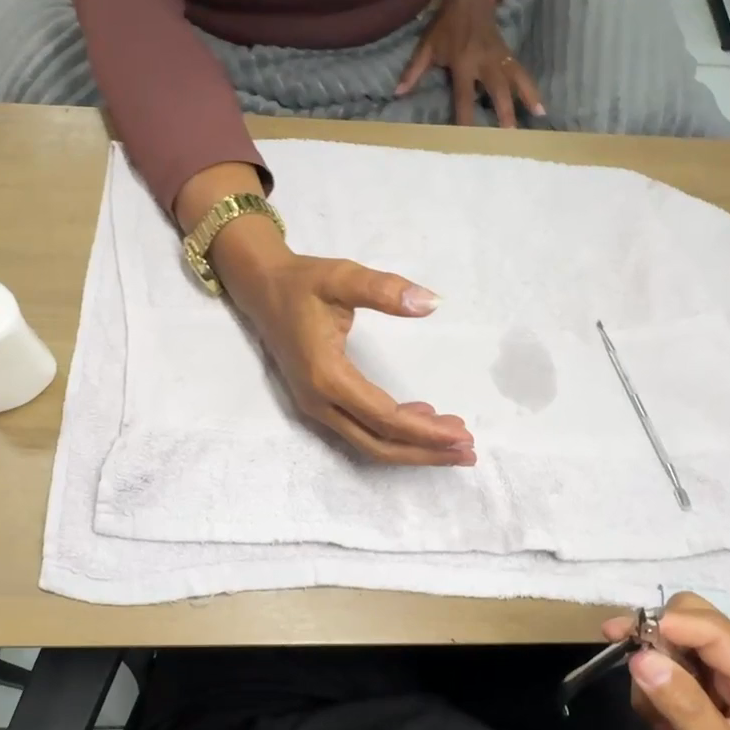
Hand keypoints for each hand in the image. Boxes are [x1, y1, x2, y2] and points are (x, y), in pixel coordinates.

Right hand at [211, 222, 474, 465]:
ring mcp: (315, 407)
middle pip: (379, 444)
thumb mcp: (342, 277)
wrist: (262, 288)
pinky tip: (423, 419)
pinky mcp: (318, 404)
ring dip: (412, 448)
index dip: (426, 430)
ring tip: (453, 443)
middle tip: (468, 452)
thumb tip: (430, 303)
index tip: (463, 432)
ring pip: (369, 443)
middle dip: (425, 452)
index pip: (385, 417)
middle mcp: (319, 402)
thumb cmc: (302, 283)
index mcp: (326, 376)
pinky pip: (360, 431)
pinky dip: (393, 435)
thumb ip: (384, 290)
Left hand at [396, 0, 543, 128]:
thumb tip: (398, 93)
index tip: (467, 137)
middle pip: (497, 89)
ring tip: (537, 118)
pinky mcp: (509, 54)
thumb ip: (414, 71)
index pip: (464, 95)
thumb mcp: (427, 46)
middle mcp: (484, 61)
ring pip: (516, 80)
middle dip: (504, 110)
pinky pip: (522, 74)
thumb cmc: (446, 25)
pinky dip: (531, 89)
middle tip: (509, 134)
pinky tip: (540, 107)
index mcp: (463, 62)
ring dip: (526, 98)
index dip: (465, 116)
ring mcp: (500, 57)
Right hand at [602, 593, 729, 729]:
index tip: (616, 636)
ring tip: (658, 725)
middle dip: (658, 644)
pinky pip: (677, 677)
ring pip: (680, 650)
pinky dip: (659, 694)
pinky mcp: (719, 707)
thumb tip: (640, 656)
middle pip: (696, 627)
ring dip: (656, 675)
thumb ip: (685, 708)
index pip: (715, 630)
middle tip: (633, 676)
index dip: (666, 624)